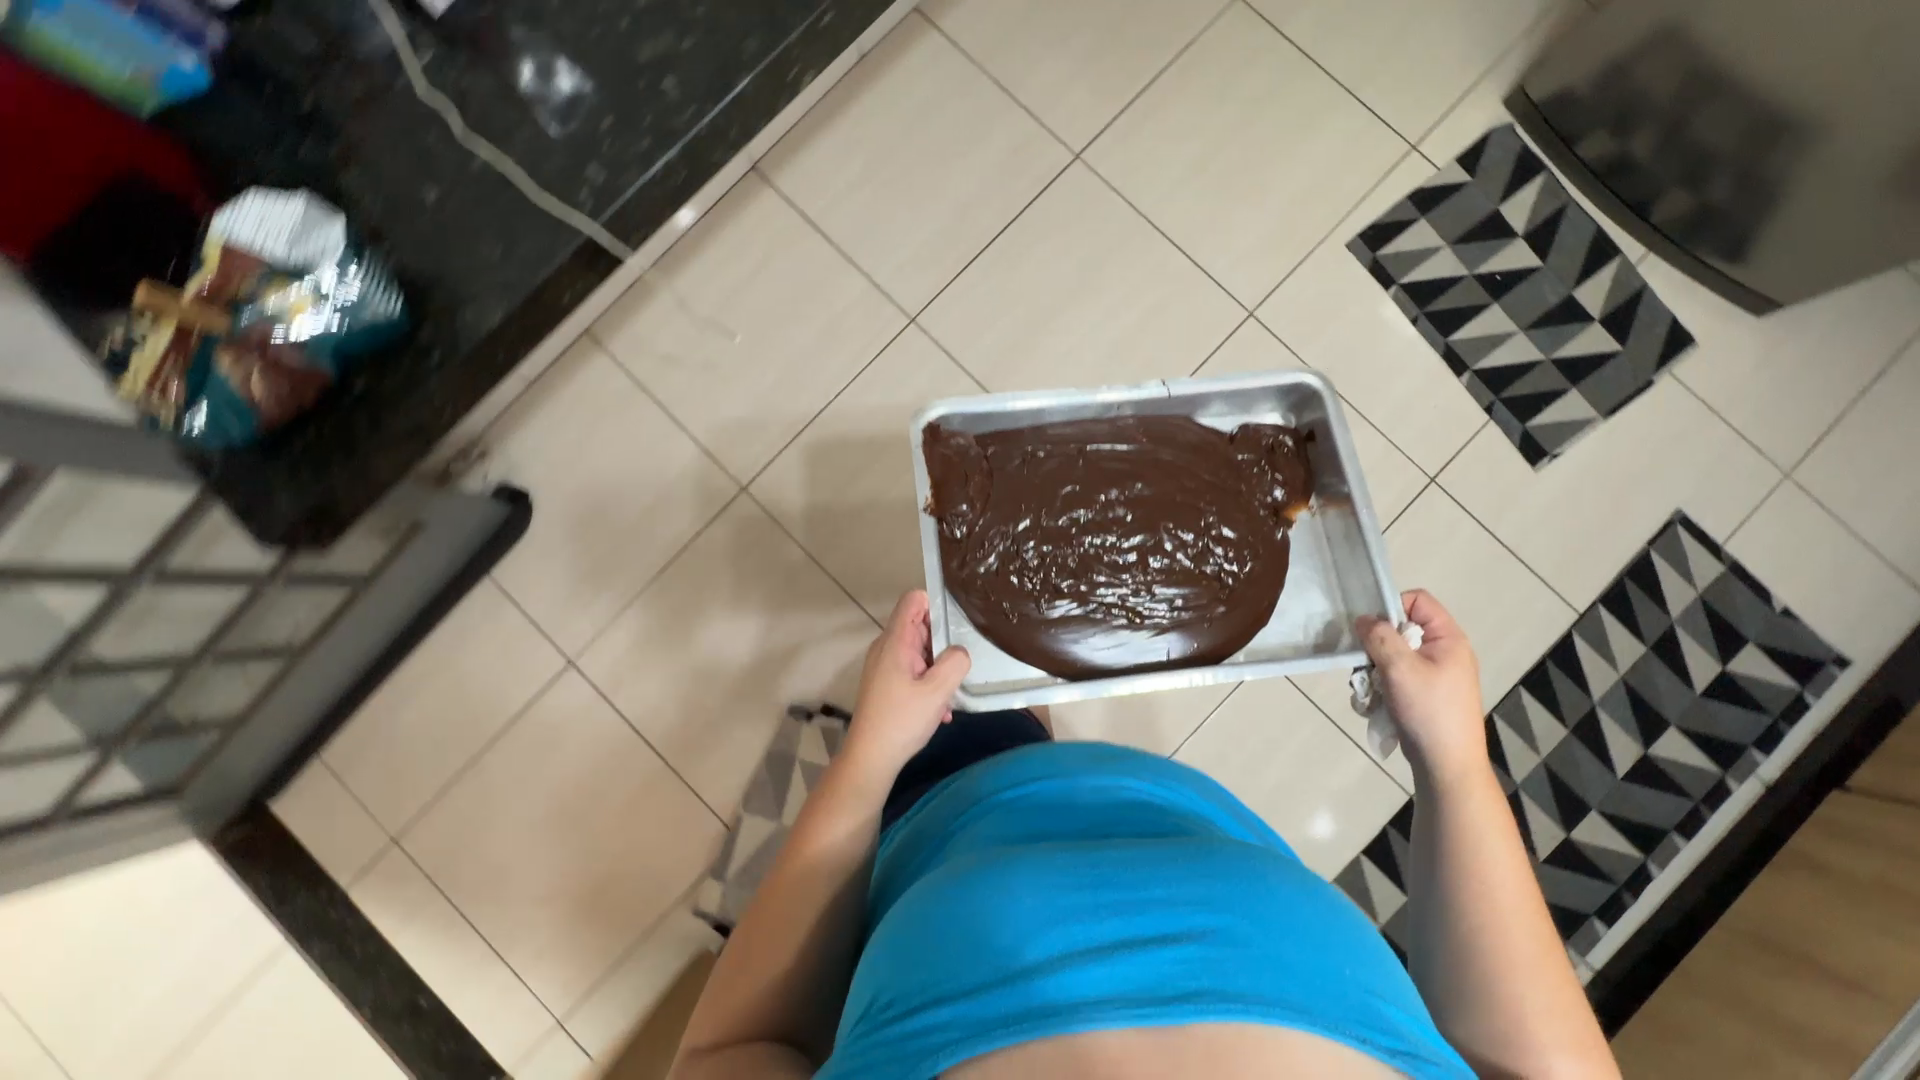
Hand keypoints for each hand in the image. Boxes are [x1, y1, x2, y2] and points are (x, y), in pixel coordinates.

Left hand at [844, 591, 970, 775]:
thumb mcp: (937, 692)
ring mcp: (885, 666)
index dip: (936, 603)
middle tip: (962, 662)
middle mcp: (887, 648)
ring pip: (920, 652)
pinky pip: (914, 671)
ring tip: (951, 692)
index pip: (914, 600)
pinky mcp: (887, 684)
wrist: (870, 758)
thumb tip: (960, 651)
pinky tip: (940, 710)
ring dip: (939, 668)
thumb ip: (954, 663)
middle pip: (920, 626)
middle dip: (944, 641)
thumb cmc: (902, 721)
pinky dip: (929, 684)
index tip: (959, 621)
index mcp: (896, 641)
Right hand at [1357, 589, 1488, 786]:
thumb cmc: (1428, 711)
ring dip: (1374, 670)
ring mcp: (1436, 674)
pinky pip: (1396, 677)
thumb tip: (1364, 619)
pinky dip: (1382, 686)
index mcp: (1448, 639)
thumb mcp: (1400, 668)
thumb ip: (1380, 637)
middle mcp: (1445, 652)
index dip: (1391, 607)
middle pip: (1401, 628)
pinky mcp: (1426, 694)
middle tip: (1366, 665)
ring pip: (1394, 655)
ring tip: (1370, 690)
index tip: (1371, 630)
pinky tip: (1376, 703)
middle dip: (1377, 645)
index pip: (1417, 600)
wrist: (1446, 764)